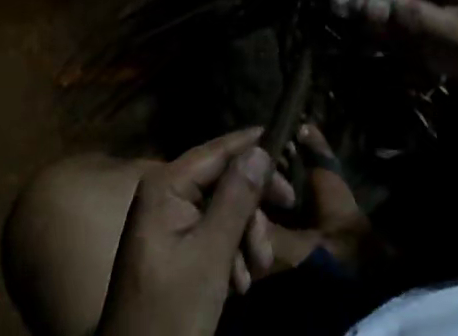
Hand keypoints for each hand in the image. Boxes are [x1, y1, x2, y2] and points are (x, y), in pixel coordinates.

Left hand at [97, 128, 283, 335]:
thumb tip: (260, 149)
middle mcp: (165, 194)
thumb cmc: (172, 310)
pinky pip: (214, 233)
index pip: (218, 150)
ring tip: (255, 271)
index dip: (255, 147)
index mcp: (165, 186)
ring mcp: (168, 221)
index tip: (292, 150)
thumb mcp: (211, 254)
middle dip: (252, 208)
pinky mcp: (175, 247)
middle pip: (223, 180)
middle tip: (283, 220)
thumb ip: (236, 198)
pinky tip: (239, 282)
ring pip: (224, 209)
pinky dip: (232, 252)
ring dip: (246, 237)